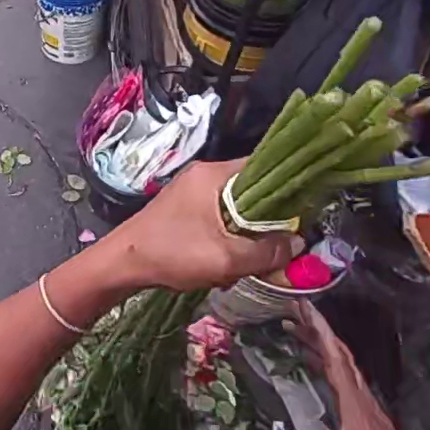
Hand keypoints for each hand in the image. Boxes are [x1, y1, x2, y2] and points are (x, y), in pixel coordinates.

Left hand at [101, 158, 299, 291]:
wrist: (121, 263)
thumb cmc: (170, 253)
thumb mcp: (226, 258)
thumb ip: (267, 252)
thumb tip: (296, 243)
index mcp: (213, 174)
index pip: (266, 165)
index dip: (292, 186)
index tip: (308, 210)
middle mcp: (203, 175)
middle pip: (254, 189)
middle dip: (268, 220)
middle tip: (278, 245)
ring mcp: (191, 191)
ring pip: (238, 208)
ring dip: (247, 234)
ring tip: (250, 258)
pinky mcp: (184, 209)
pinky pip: (220, 217)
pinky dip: (229, 237)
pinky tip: (228, 260)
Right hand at [256, 300, 429, 429]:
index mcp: (356, 404)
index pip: (335, 356)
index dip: (318, 328)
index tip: (302, 303)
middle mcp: (365, 403)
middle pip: (341, 357)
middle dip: (317, 332)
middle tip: (291, 314)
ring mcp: (370, 415)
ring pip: (345, 371)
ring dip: (323, 350)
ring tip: (298, 337)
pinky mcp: (371, 429)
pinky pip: (347, 386)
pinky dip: (329, 371)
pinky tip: (319, 378)